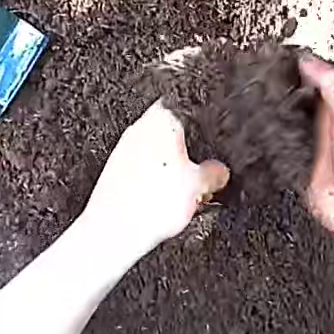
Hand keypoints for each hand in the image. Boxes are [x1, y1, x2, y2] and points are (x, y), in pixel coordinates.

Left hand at [80, 101, 230, 255]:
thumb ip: (214, 172)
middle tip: (201, 164)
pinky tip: (164, 195)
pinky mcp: (116, 169)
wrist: (114, 231)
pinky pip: (143, 165)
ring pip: (157, 147)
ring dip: (171, 161)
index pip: (184, 103)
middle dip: (187, 145)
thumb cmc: (152, 203)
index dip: (201, 116)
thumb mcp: (200, 185)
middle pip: (171, 128)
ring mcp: (124, 148)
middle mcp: (140, 128)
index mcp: (161, 120)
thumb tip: (220, 170)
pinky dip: (156, 176)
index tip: (210, 127)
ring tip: (185, 185)